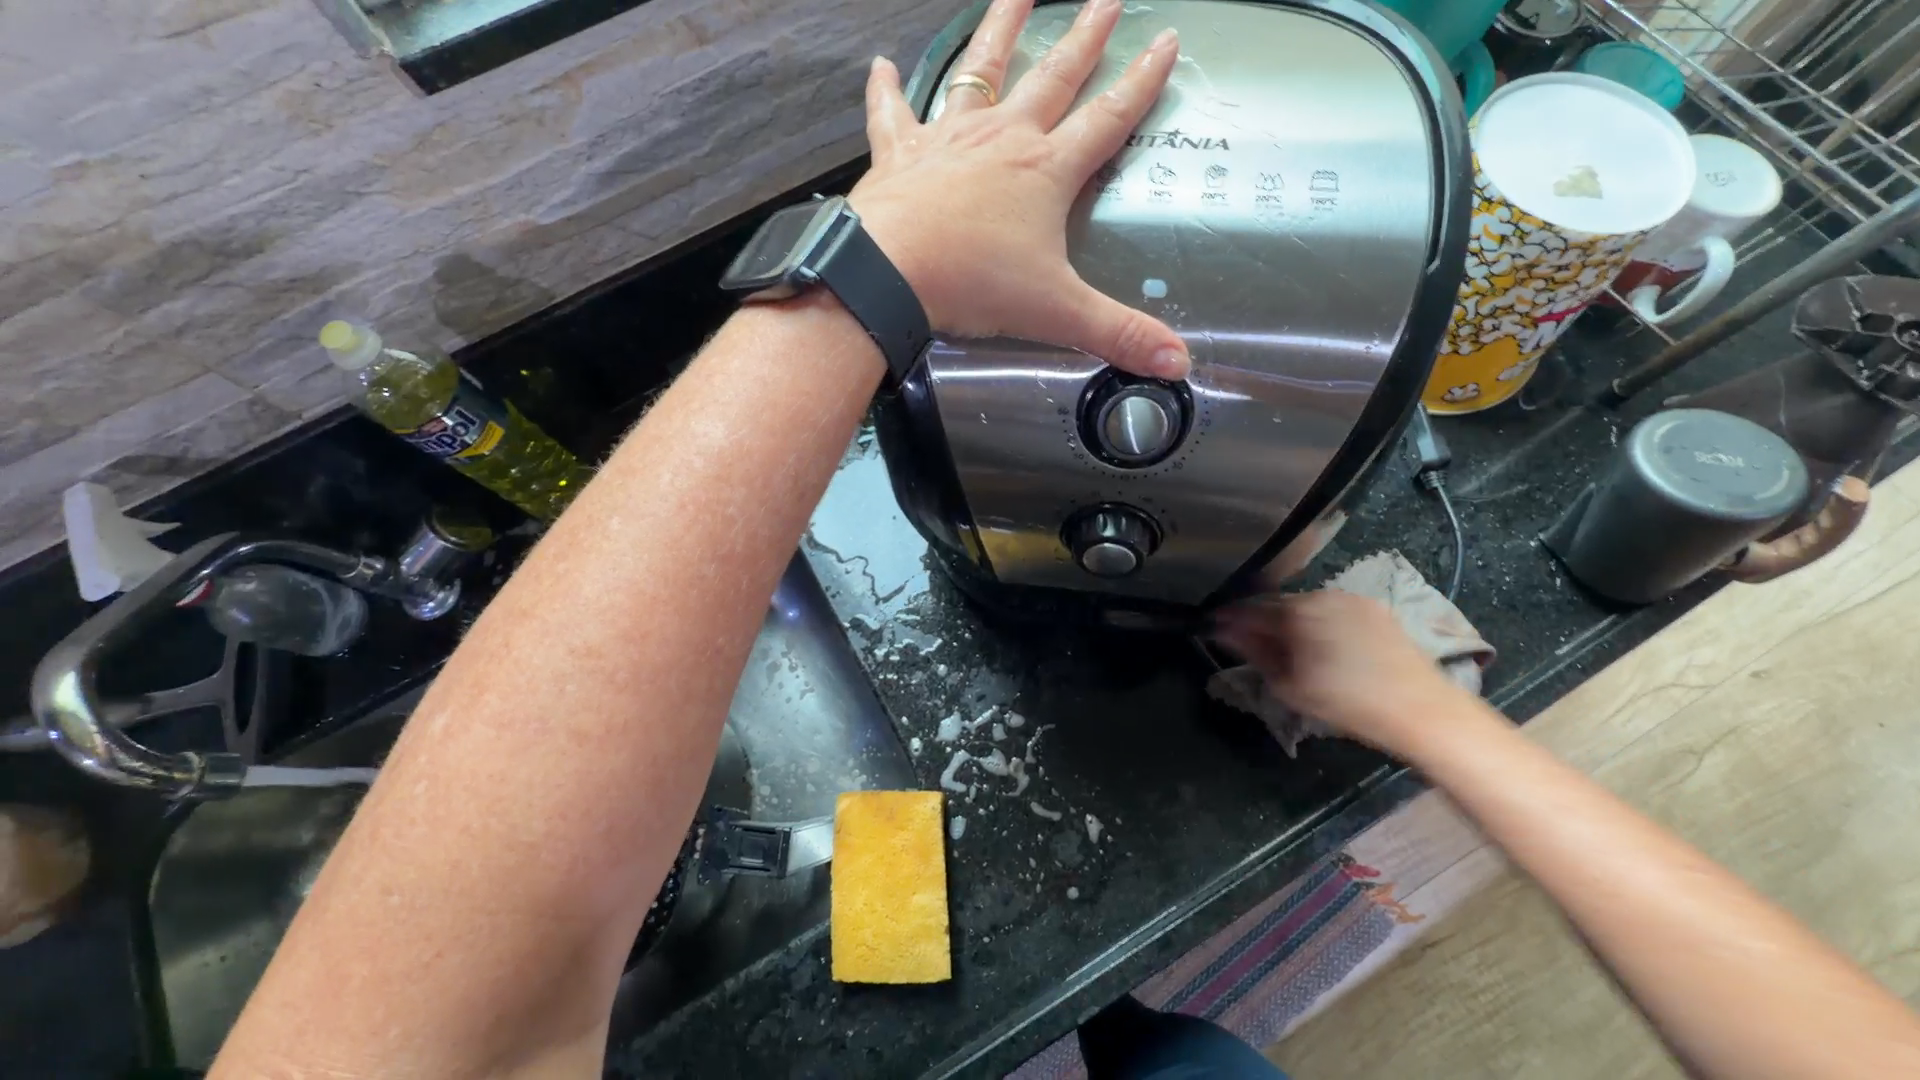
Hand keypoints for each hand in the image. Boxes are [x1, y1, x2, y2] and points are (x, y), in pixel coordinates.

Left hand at [848, 0, 1189, 379]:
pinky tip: (881, 65)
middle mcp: (1001, 140)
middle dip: (1085, 38)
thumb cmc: (970, 283)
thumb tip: (1178, 363)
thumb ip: (1119, 334)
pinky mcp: (900, 154)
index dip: (1141, 82)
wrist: (889, 273)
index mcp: (1045, 171)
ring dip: (1001, 30)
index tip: (1165, 42)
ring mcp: (948, 140)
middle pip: (1053, 76)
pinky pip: (892, 112)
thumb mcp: (1056, 311)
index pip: (1107, 118)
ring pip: (980, 71)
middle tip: (1106, 0)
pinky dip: (886, 90)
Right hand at [1213, 590, 1481, 756]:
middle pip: (1277, 604)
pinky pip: (1332, 609)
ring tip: (1289, 649)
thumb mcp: (1290, 686)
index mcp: (1296, 613)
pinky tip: (1323, 646)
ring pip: (1305, 606)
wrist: (1421, 709)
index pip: (1248, 610)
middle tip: (1250, 643)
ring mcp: (1350, 598)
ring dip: (1290, 621)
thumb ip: (1254, 652)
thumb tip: (1225, 631)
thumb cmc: (1348, 704)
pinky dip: (1319, 622)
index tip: (1213, 628)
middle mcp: (1321, 595)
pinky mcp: (1373, 608)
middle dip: (1260, 620)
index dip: (1227, 619)